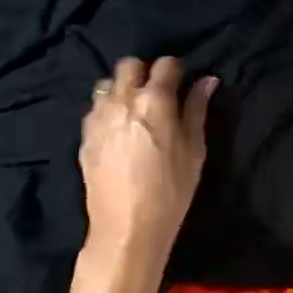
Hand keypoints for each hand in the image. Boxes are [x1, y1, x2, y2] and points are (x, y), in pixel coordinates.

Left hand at [79, 57, 215, 266]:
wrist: (127, 229)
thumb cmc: (171, 188)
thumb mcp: (195, 148)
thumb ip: (197, 108)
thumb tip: (207, 80)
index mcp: (155, 99)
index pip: (166, 63)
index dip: (177, 70)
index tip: (182, 84)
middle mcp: (124, 99)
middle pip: (129, 64)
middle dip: (144, 72)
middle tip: (155, 93)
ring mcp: (100, 117)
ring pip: (107, 83)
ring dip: (121, 88)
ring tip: (133, 109)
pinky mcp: (85, 136)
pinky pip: (94, 108)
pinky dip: (106, 109)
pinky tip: (117, 129)